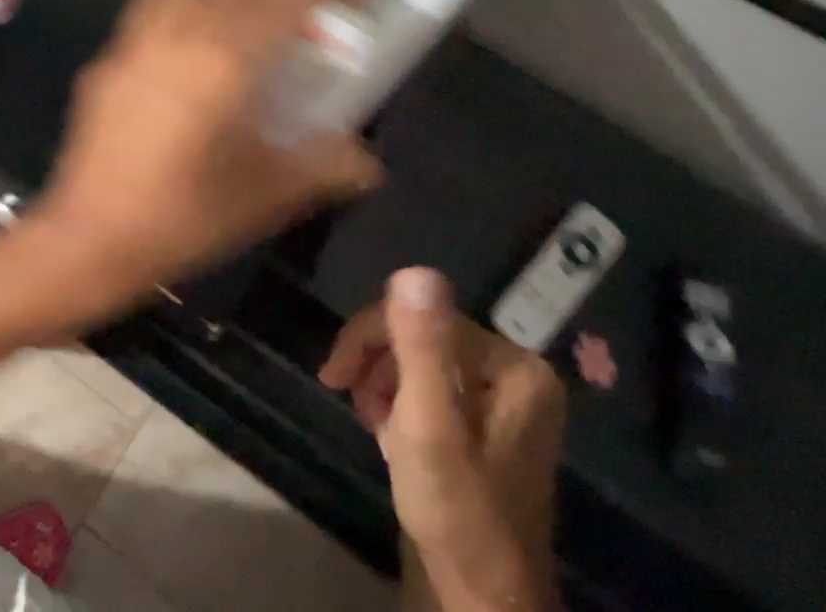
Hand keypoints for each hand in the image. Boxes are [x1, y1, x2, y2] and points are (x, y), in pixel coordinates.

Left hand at [0, 0, 381, 332]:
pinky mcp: (99, 71)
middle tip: (302, 12)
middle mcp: (173, 41)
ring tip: (240, 26)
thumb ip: (322, 167)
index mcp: (223, 62)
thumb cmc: (183, 217)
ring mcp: (128, 52)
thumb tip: (364, 161)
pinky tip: (181, 62)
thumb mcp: (265, 197)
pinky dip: (173, 19)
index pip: (282, 2)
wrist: (89, 237)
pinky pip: (141, 22)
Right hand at [319, 268, 564, 611]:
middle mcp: (518, 376)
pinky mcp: (487, 428)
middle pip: (422, 336)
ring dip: (381, 384)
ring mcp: (505, 403)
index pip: (422, 316)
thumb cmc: (454, 506)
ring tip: (369, 421)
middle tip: (344, 396)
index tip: (331, 376)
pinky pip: (431, 390)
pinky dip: (398, 404)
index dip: (368, 338)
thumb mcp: (428, 423)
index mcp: (514, 368)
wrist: (482, 588)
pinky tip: (387, 432)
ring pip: (420, 362)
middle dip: (374, 363)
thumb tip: (415, 270)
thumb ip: (421, 347)